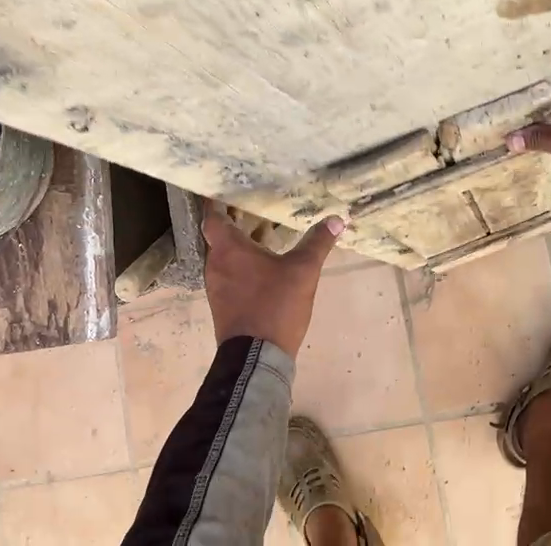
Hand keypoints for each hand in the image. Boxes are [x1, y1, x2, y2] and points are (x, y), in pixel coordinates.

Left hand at [202, 203, 344, 357]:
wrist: (256, 359)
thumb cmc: (275, 305)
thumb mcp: (303, 270)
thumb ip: (318, 242)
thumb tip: (338, 218)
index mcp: (228, 249)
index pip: (212, 217)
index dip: (217, 203)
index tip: (227, 192)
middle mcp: (215, 265)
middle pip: (218, 237)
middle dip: (235, 224)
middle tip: (255, 211)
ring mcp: (216, 288)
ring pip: (224, 259)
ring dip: (239, 249)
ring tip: (262, 238)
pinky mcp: (222, 307)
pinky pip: (228, 277)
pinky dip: (240, 268)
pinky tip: (261, 270)